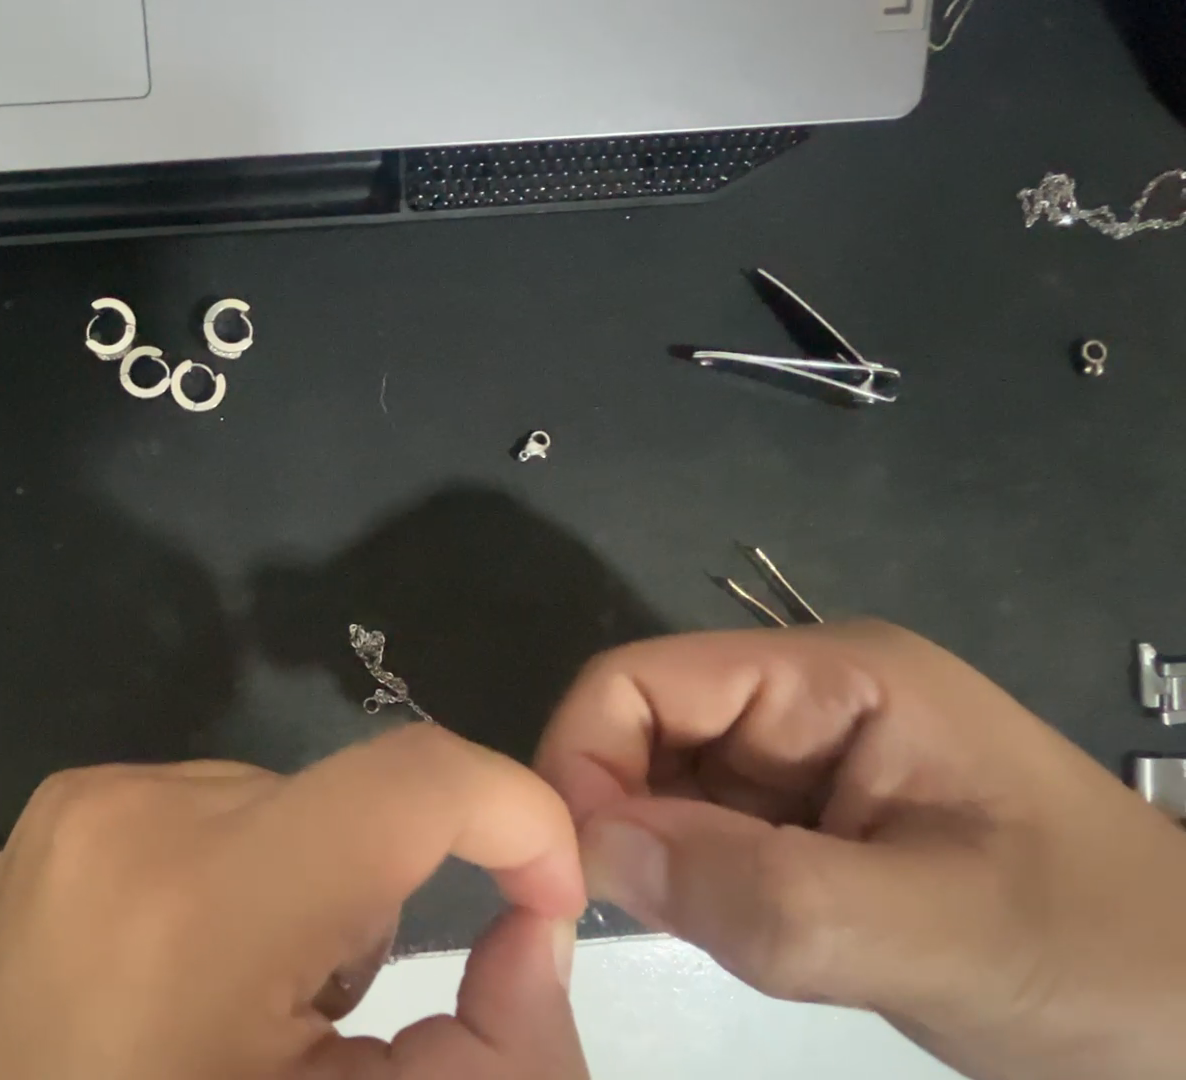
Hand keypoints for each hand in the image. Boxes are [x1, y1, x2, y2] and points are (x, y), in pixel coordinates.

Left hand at [0, 724, 589, 1079]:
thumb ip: (484, 1054)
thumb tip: (535, 927)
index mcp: (209, 904)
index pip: (410, 779)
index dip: (509, 813)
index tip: (536, 894)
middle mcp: (143, 812)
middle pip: (348, 800)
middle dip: (375, 895)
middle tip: (315, 1004)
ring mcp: (94, 793)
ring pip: (278, 804)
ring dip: (297, 881)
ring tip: (230, 983)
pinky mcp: (68, 793)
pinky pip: (206, 803)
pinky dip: (232, 866)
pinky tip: (177, 948)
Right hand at [535, 621, 1185, 1079]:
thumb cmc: (1127, 970)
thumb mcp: (952, 939)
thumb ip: (768, 895)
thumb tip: (596, 852)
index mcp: (831, 679)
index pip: (642, 680)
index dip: (585, 755)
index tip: (579, 864)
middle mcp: (795, 700)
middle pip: (639, 727)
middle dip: (618, 813)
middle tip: (631, 912)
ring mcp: (792, 757)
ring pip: (656, 783)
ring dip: (652, 853)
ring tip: (698, 928)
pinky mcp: (789, 815)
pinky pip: (691, 830)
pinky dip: (679, 878)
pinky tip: (721, 925)